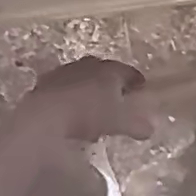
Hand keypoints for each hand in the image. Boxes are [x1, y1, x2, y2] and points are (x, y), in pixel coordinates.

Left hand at [12, 57, 156, 143]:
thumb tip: (150, 129)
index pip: (128, 72)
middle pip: (104, 70)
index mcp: (110, 71)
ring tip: (94, 104)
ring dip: (89, 87)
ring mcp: (65, 72)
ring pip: (83, 77)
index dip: (136, 80)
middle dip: (112, 81)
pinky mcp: (45, 82)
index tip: (141, 87)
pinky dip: (71, 95)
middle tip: (117, 94)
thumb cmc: (89, 115)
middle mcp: (88, 65)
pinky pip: (65, 87)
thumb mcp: (119, 123)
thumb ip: (137, 126)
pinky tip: (71, 109)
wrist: (45, 115)